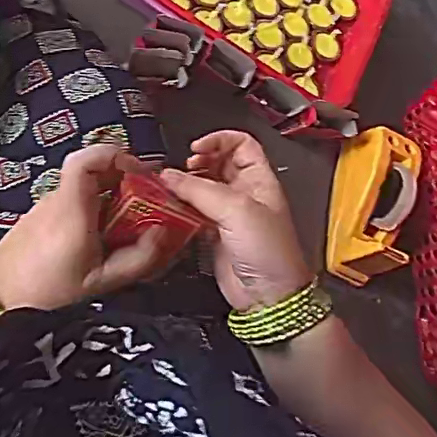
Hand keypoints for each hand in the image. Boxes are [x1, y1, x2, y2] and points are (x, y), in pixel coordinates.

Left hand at [0, 145, 176, 310]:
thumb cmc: (47, 289)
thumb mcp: (100, 281)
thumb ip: (137, 258)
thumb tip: (163, 232)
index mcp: (73, 207)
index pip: (87, 158)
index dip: (116, 155)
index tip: (139, 173)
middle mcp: (60, 197)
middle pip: (93, 166)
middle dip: (125, 174)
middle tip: (148, 194)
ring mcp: (49, 203)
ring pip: (86, 182)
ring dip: (113, 190)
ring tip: (133, 215)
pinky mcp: (44, 213)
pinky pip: (77, 196)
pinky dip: (97, 203)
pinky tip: (107, 230)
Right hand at [161, 131, 312, 310]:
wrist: (268, 297)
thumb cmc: (267, 250)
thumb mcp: (236, 210)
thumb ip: (199, 190)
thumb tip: (168, 176)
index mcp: (259, 178)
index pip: (241, 143)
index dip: (219, 140)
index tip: (196, 148)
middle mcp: (244, 192)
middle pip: (219, 162)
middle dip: (199, 161)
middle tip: (184, 169)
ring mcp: (229, 213)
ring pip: (203, 186)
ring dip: (186, 184)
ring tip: (171, 187)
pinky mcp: (214, 233)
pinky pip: (194, 211)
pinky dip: (181, 206)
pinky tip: (170, 207)